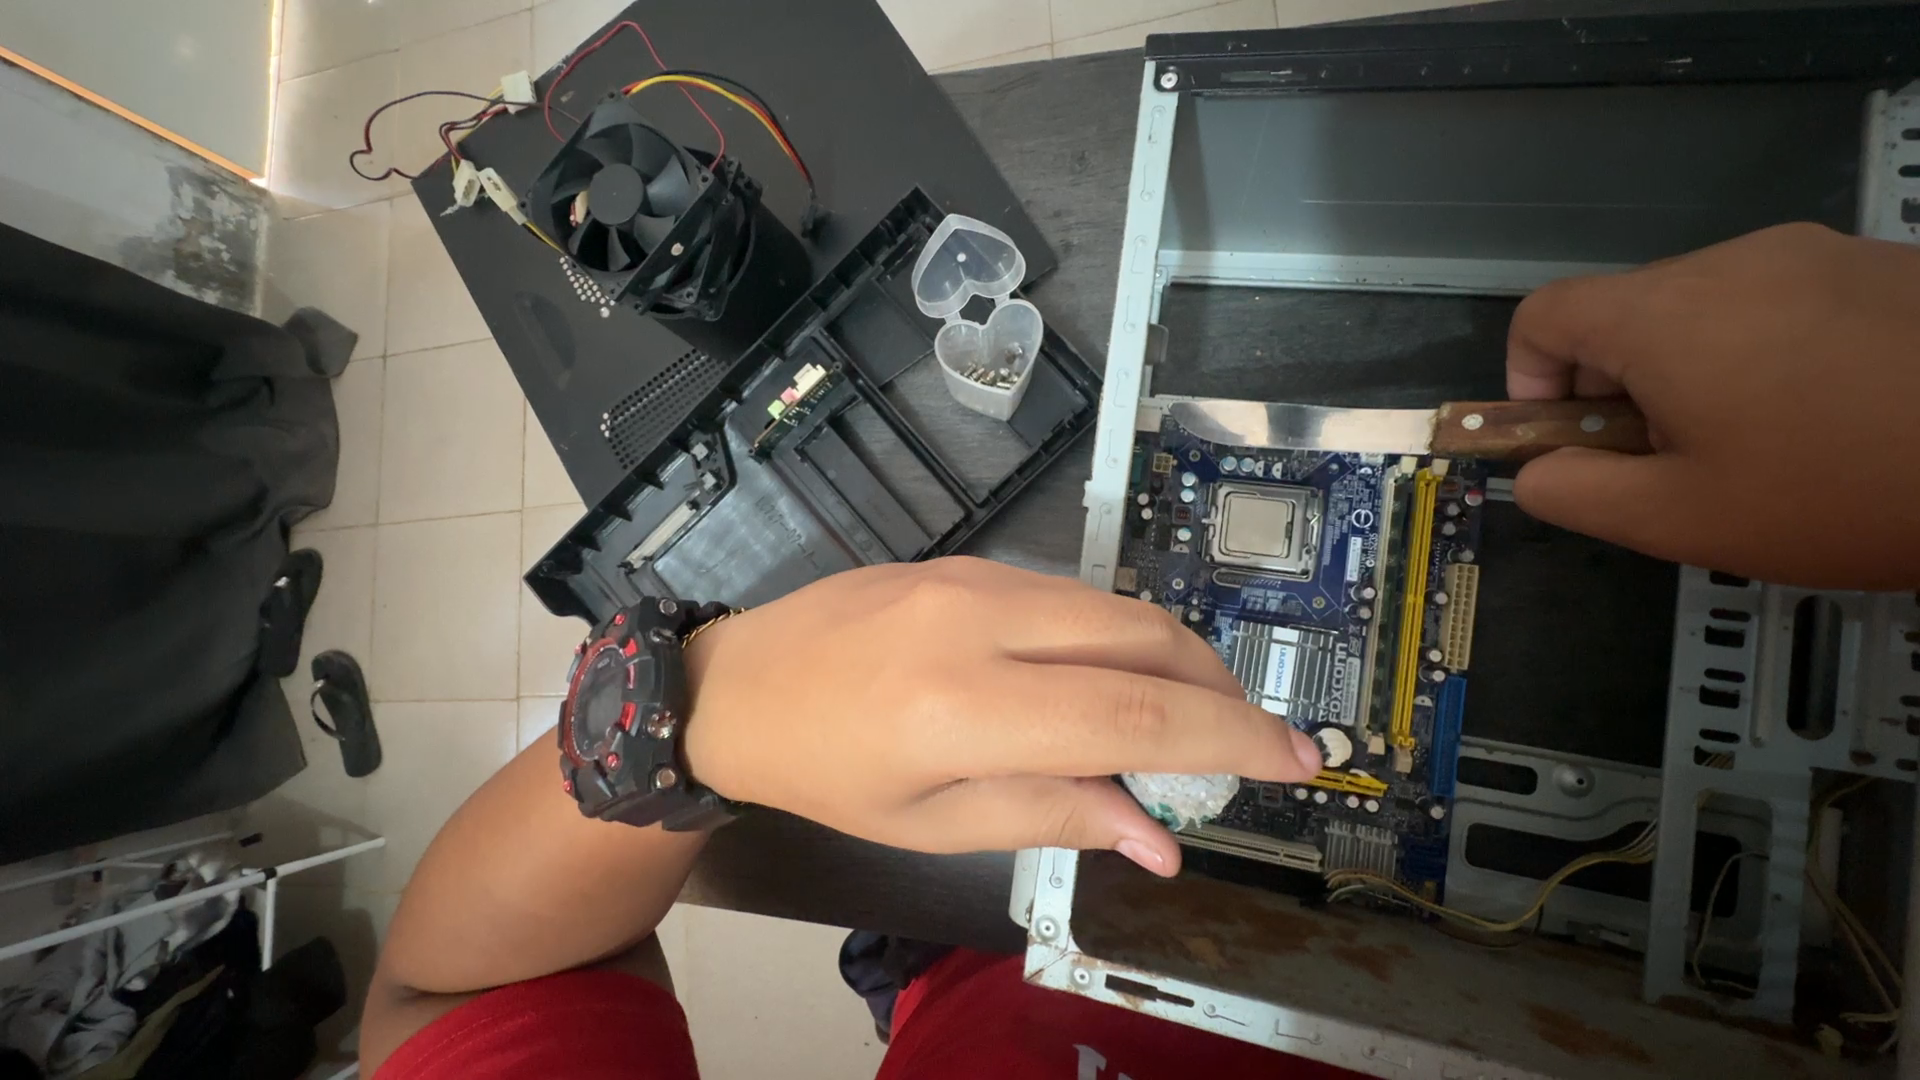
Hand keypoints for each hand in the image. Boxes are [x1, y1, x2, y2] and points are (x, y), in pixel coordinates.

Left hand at [680, 557, 1322, 875]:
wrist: (740, 682)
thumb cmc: (826, 770)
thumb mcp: (934, 820)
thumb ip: (1055, 816)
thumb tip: (1158, 839)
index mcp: (966, 706)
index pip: (1134, 718)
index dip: (1230, 742)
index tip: (1296, 761)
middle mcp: (981, 621)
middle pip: (1144, 638)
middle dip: (1217, 688)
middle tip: (1247, 740)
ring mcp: (975, 577)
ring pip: (1115, 607)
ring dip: (1173, 658)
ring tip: (1189, 715)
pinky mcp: (968, 560)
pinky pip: (1071, 594)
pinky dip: (1117, 636)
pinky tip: (1115, 675)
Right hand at [1505, 223, 1919, 588]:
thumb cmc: (1848, 491)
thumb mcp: (1673, 518)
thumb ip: (1566, 491)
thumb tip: (1536, 469)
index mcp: (1668, 312)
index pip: (1542, 315)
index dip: (1525, 378)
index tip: (1569, 435)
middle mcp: (1738, 262)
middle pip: (1618, 313)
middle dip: (1610, 386)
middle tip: (1665, 456)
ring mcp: (1824, 255)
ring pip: (1695, 310)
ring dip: (1682, 374)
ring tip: (1751, 441)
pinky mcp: (1891, 266)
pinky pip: (1775, 304)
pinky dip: (1757, 356)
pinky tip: (1823, 415)